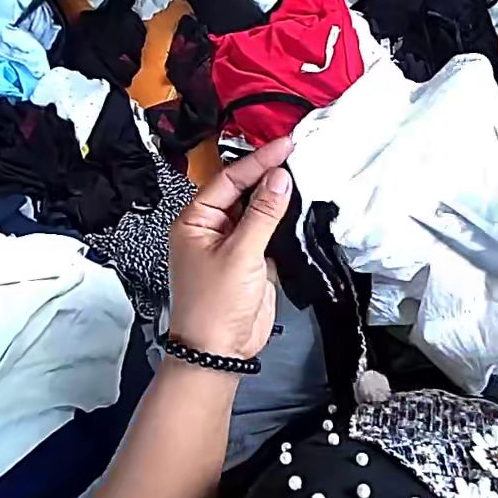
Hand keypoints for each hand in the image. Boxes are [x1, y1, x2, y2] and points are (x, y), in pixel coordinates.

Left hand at [166, 137, 294, 358]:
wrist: (220, 350)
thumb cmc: (212, 307)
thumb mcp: (240, 254)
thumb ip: (262, 215)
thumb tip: (279, 180)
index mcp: (195, 221)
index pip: (229, 179)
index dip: (258, 161)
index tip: (284, 147)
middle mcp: (212, 228)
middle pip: (243, 191)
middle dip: (268, 174)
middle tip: (296, 155)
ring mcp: (233, 244)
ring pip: (258, 210)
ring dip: (278, 197)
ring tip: (302, 176)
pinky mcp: (252, 259)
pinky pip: (269, 231)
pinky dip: (284, 220)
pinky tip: (298, 208)